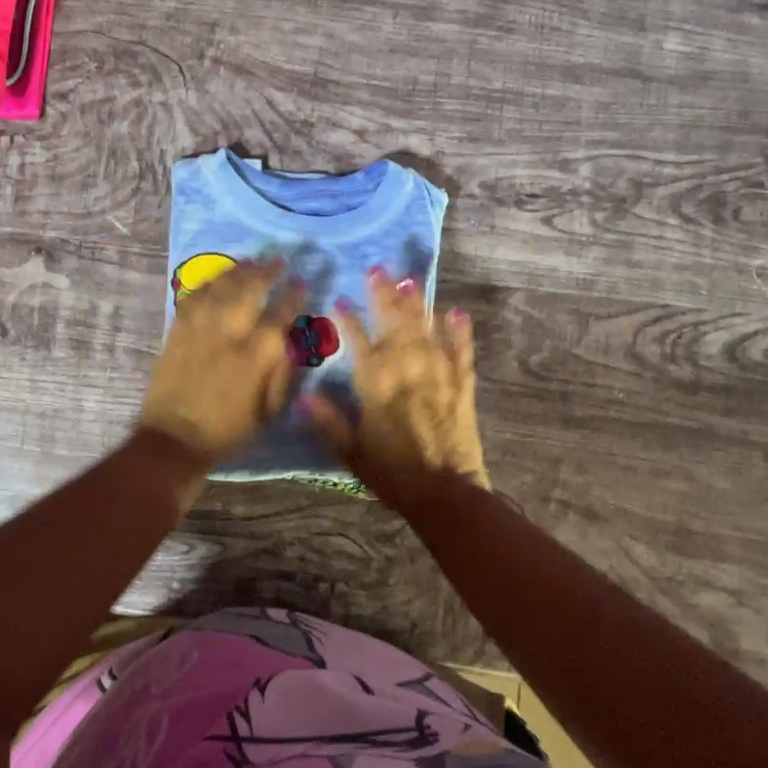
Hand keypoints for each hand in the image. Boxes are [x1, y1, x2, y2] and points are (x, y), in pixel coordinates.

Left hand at [140, 258, 302, 462]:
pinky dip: (208, 284)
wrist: (174, 438)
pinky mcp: (176, 330)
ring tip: (250, 261)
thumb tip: (291, 342)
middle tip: (277, 260)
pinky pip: (194, 297)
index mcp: (255, 356)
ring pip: (220, 287)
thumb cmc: (227, 431)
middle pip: (249, 290)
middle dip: (266, 272)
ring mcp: (199, 329)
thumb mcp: (268, 410)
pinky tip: (217, 279)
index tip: (301, 280)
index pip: (280, 314)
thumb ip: (281, 373)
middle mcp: (228, 334)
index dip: (292, 295)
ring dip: (237, 271)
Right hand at [307, 268, 487, 507]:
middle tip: (379, 269)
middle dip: (386, 299)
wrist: (448, 497)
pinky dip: (460, 334)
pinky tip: (456, 312)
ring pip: (427, 336)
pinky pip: (461, 357)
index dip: (350, 324)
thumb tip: (305, 397)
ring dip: (418, 307)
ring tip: (411, 279)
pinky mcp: (463, 391)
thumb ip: (331, 424)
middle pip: (396, 330)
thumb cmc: (394, 477)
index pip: (361, 348)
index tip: (341, 300)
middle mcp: (409, 379)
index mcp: (378, 393)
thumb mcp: (353, 455)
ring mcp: (439, 382)